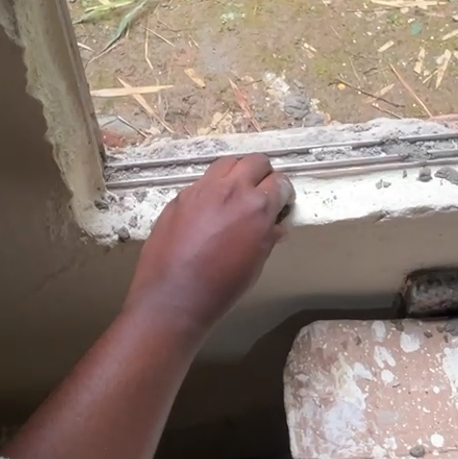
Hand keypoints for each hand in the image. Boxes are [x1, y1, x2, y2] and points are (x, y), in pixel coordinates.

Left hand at [121, 154, 293, 341]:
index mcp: (257, 207)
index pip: (281, 182)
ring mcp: (203, 189)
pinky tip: (210, 208)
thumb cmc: (221, 287)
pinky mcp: (181, 195)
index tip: (281, 203)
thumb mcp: (255, 264)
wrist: (174, 296)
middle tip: (261, 193)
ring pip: (228, 163)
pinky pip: (204, 180)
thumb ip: (267, 236)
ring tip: (236, 194)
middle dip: (264, 175)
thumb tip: (275, 226)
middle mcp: (231, 190)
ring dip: (238, 173)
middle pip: (256, 162)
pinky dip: (214, 187)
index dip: (283, 193)